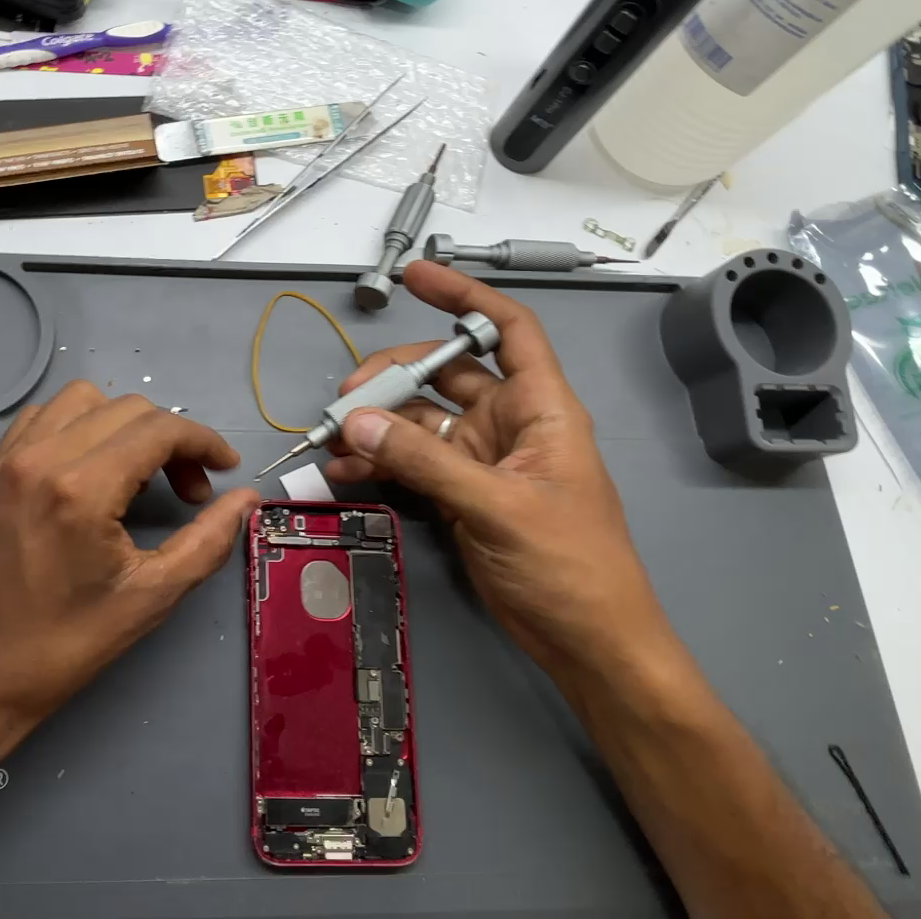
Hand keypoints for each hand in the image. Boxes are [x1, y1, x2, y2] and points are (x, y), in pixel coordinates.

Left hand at [0, 381, 258, 740]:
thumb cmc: (68, 643)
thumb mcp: (152, 596)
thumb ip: (208, 541)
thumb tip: (246, 498)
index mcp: (82, 490)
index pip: (159, 430)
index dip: (204, 442)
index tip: (225, 468)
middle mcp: (42, 458)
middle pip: (129, 409)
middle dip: (172, 440)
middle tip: (189, 492)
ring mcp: (11, 459)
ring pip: (85, 399)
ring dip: (126, 425)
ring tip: (139, 475)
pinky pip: (44, 416)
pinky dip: (80, 425)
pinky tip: (92, 467)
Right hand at [325, 262, 673, 675]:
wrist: (588, 642)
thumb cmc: (568, 566)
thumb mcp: (496, 507)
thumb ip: (424, 462)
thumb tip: (356, 422)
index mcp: (540, 409)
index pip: (506, 330)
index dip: (464, 297)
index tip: (416, 277)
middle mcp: (508, 423)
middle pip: (443, 374)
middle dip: (393, 378)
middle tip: (346, 398)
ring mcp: (481, 460)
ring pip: (419, 422)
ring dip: (377, 425)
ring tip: (333, 438)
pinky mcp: (460, 494)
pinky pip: (412, 463)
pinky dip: (380, 463)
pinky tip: (347, 470)